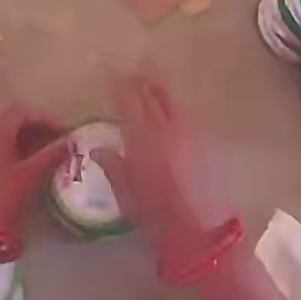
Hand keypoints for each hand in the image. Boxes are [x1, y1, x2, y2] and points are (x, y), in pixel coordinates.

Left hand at [0, 104, 71, 233]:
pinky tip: (29, 166)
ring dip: (27, 140)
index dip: (46, 118)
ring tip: (48, 153)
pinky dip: (15, 151)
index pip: (22, 112)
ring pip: (4, 136)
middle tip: (58, 141)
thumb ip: (51, 155)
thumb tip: (71, 142)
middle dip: (37, 128)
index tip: (64, 132)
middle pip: (12, 121)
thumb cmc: (2, 199)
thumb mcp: (30, 175)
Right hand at [93, 71, 229, 262]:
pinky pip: (184, 112)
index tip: (108, 72)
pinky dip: (173, 102)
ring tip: (150, 72)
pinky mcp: (202, 142)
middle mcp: (166, 130)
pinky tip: (170, 103)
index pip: (128, 103)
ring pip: (171, 100)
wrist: (202, 234)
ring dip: (158, 84)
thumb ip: (114, 168)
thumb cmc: (158, 220)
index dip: (119, 85)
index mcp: (143, 141)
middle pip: (152, 95)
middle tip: (131, 65)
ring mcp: (187, 134)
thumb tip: (99, 149)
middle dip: (140, 77)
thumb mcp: (128, 197)